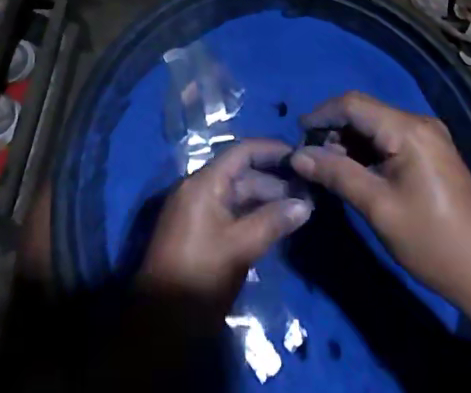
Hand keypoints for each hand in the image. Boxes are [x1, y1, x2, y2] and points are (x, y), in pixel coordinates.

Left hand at [139, 139, 311, 305]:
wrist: (161, 320)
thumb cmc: (201, 275)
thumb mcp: (241, 248)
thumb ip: (272, 222)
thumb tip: (305, 204)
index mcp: (204, 183)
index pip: (241, 152)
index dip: (271, 150)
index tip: (300, 155)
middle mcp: (198, 189)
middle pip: (241, 173)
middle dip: (274, 181)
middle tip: (309, 191)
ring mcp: (197, 210)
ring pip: (237, 195)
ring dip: (266, 200)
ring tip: (299, 210)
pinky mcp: (199, 231)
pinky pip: (230, 211)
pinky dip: (252, 214)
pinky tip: (277, 226)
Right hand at [288, 92, 470, 298]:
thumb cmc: (432, 241)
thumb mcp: (378, 207)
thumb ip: (336, 174)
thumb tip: (296, 155)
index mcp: (409, 130)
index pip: (353, 104)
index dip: (320, 115)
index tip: (296, 136)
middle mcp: (421, 123)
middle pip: (364, 111)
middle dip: (333, 129)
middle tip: (310, 158)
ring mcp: (430, 138)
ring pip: (376, 125)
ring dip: (349, 141)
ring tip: (327, 168)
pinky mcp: (433, 154)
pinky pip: (390, 138)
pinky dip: (368, 150)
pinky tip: (354, 172)